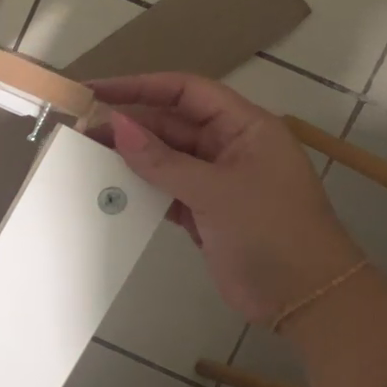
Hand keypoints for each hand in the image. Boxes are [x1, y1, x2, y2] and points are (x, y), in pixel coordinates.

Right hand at [89, 73, 364, 326]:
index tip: (97, 91)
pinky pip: (163, 187)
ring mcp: (216, 179)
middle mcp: (229, 146)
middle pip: (170, 123)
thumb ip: (161, 160)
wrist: (306, 299)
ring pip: (163, 156)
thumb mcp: (215, 192)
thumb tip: (115, 125)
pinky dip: (138, 186)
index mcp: (245, 127)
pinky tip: (107, 186)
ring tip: (84, 153)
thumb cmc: (272, 232)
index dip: (140, 86)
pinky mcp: (203, 210)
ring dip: (129, 155)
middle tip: (80, 127)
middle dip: (128, 123)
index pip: (186, 91)